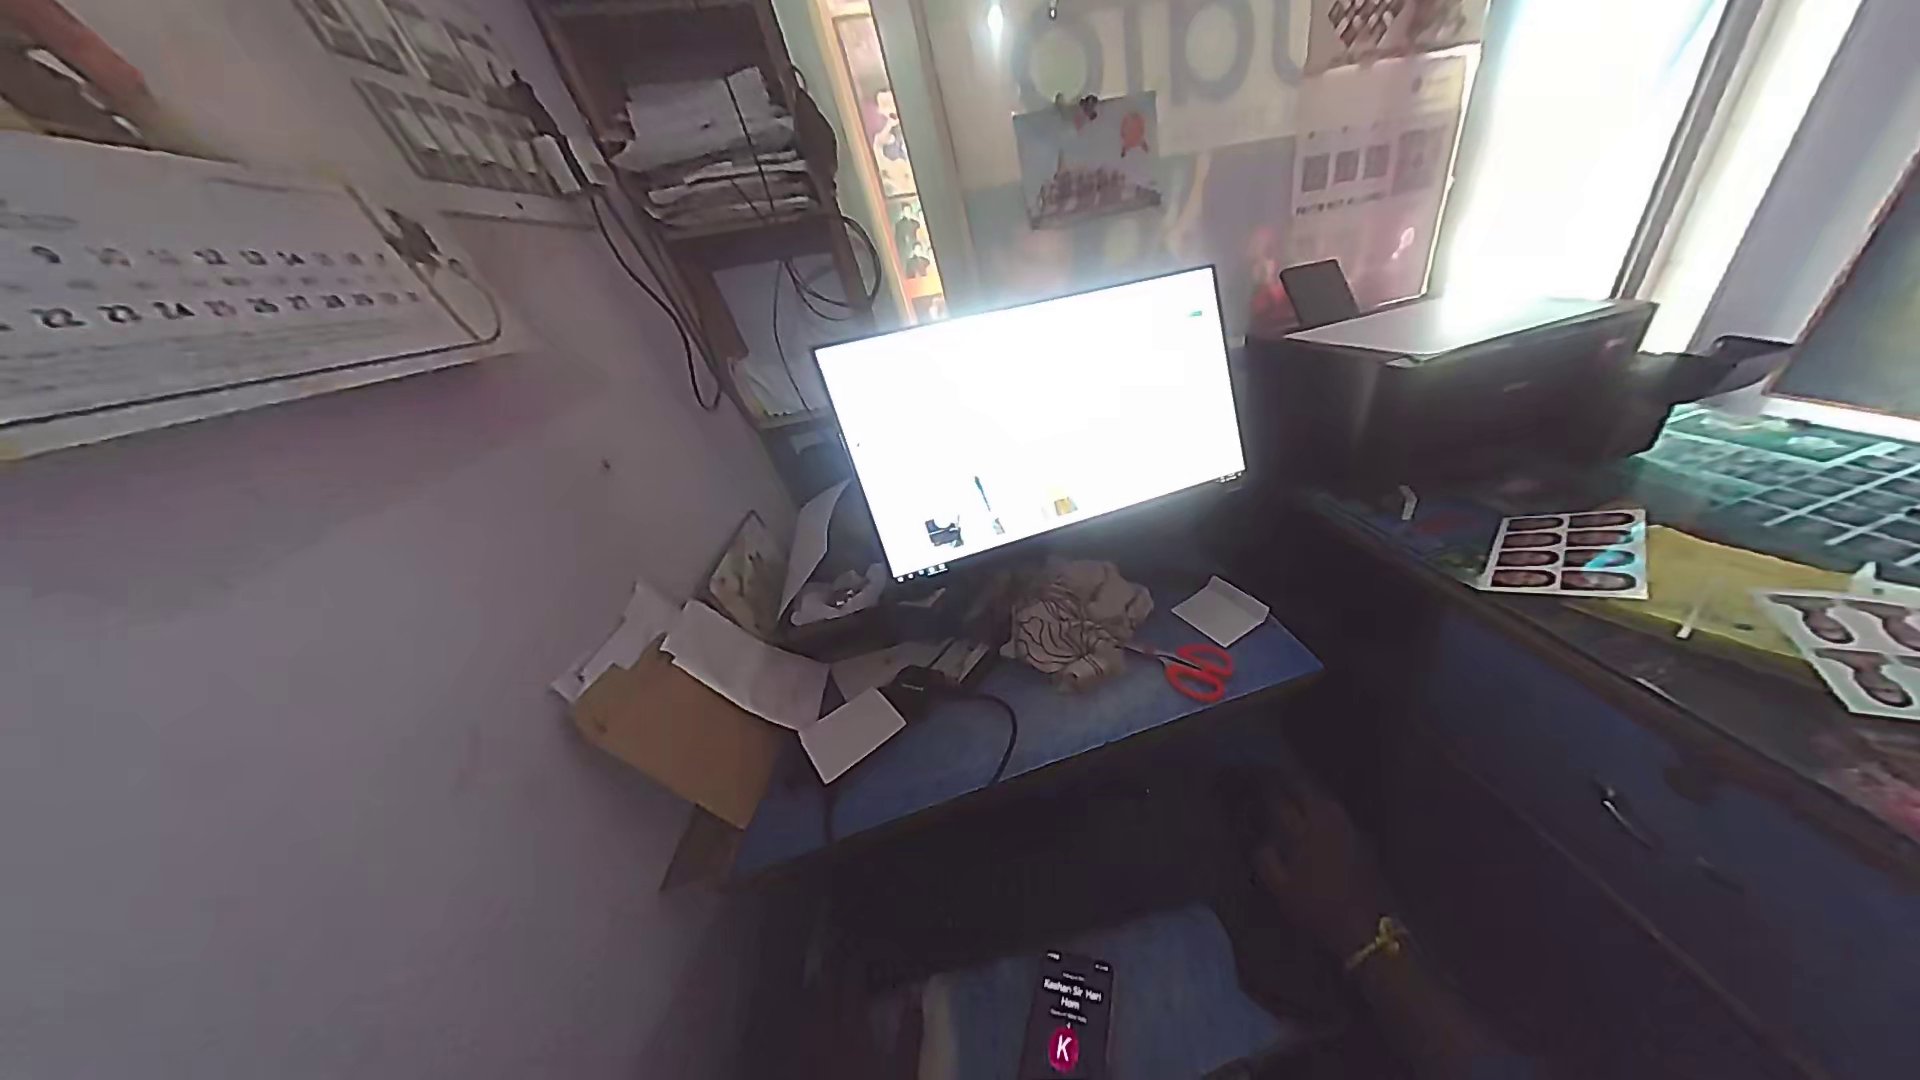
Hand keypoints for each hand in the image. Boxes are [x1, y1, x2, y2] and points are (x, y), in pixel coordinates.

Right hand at [1253, 779, 1392, 957]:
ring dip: (1307, 792)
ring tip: (1294, 791)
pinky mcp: (1361, 839)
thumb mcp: (1280, 887)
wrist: (1366, 929)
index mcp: (1300, 830)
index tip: (1252, 779)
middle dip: (1287, 781)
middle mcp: (1323, 821)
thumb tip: (1262, 839)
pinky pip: (1336, 813)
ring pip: (1322, 799)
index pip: (1278, 799)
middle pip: (1304, 790)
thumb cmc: (1316, 908)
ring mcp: (1345, 828)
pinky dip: (1323, 808)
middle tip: (1272, 776)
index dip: (1264, 787)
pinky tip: (1317, 814)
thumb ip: (1265, 857)